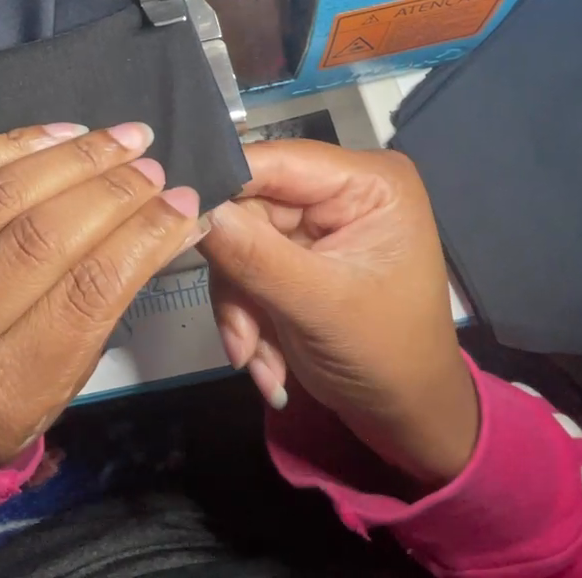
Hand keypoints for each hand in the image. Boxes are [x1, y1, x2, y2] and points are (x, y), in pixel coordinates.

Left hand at [0, 122, 203, 486]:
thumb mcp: (57, 389)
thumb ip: (105, 307)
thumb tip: (169, 221)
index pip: (82, 299)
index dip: (140, 239)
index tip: (180, 204)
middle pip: (38, 241)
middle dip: (109, 193)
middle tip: (152, 168)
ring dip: (69, 159)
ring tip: (120, 141)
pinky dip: (12, 144)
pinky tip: (61, 134)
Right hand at [199, 141, 477, 489]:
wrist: (406, 420)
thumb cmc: (387, 359)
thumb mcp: (321, 307)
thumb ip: (254, 254)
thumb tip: (192, 208)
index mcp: (366, 181)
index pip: (274, 161)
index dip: (221, 185)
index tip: (176, 221)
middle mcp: (338, 189)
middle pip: (248, 206)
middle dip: (238, 276)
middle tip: (241, 336)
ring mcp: (314, 223)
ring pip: (237, 240)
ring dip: (240, 306)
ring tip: (256, 360)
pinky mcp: (293, 253)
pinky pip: (243, 266)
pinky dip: (246, 314)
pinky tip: (264, 361)